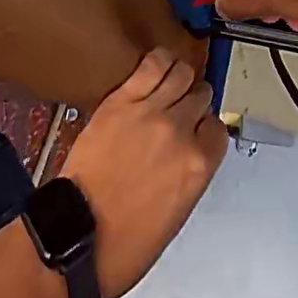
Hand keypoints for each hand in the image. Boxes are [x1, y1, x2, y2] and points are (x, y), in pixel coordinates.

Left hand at [59, 48, 227, 297]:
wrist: (79, 234)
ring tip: (173, 80)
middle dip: (194, 101)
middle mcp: (179, 132)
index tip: (199, 127)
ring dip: (181, 76)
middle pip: (200, 96)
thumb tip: (190, 151)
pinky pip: (151, 66)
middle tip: (183, 105)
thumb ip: (190, 171)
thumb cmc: (124, 238)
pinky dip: (159, 59)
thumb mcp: (177, 211)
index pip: (217, 127)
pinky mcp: (121, 101)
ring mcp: (150, 112)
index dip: (207, 127)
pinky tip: (159, 62)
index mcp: (198, 165)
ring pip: (181, 73)